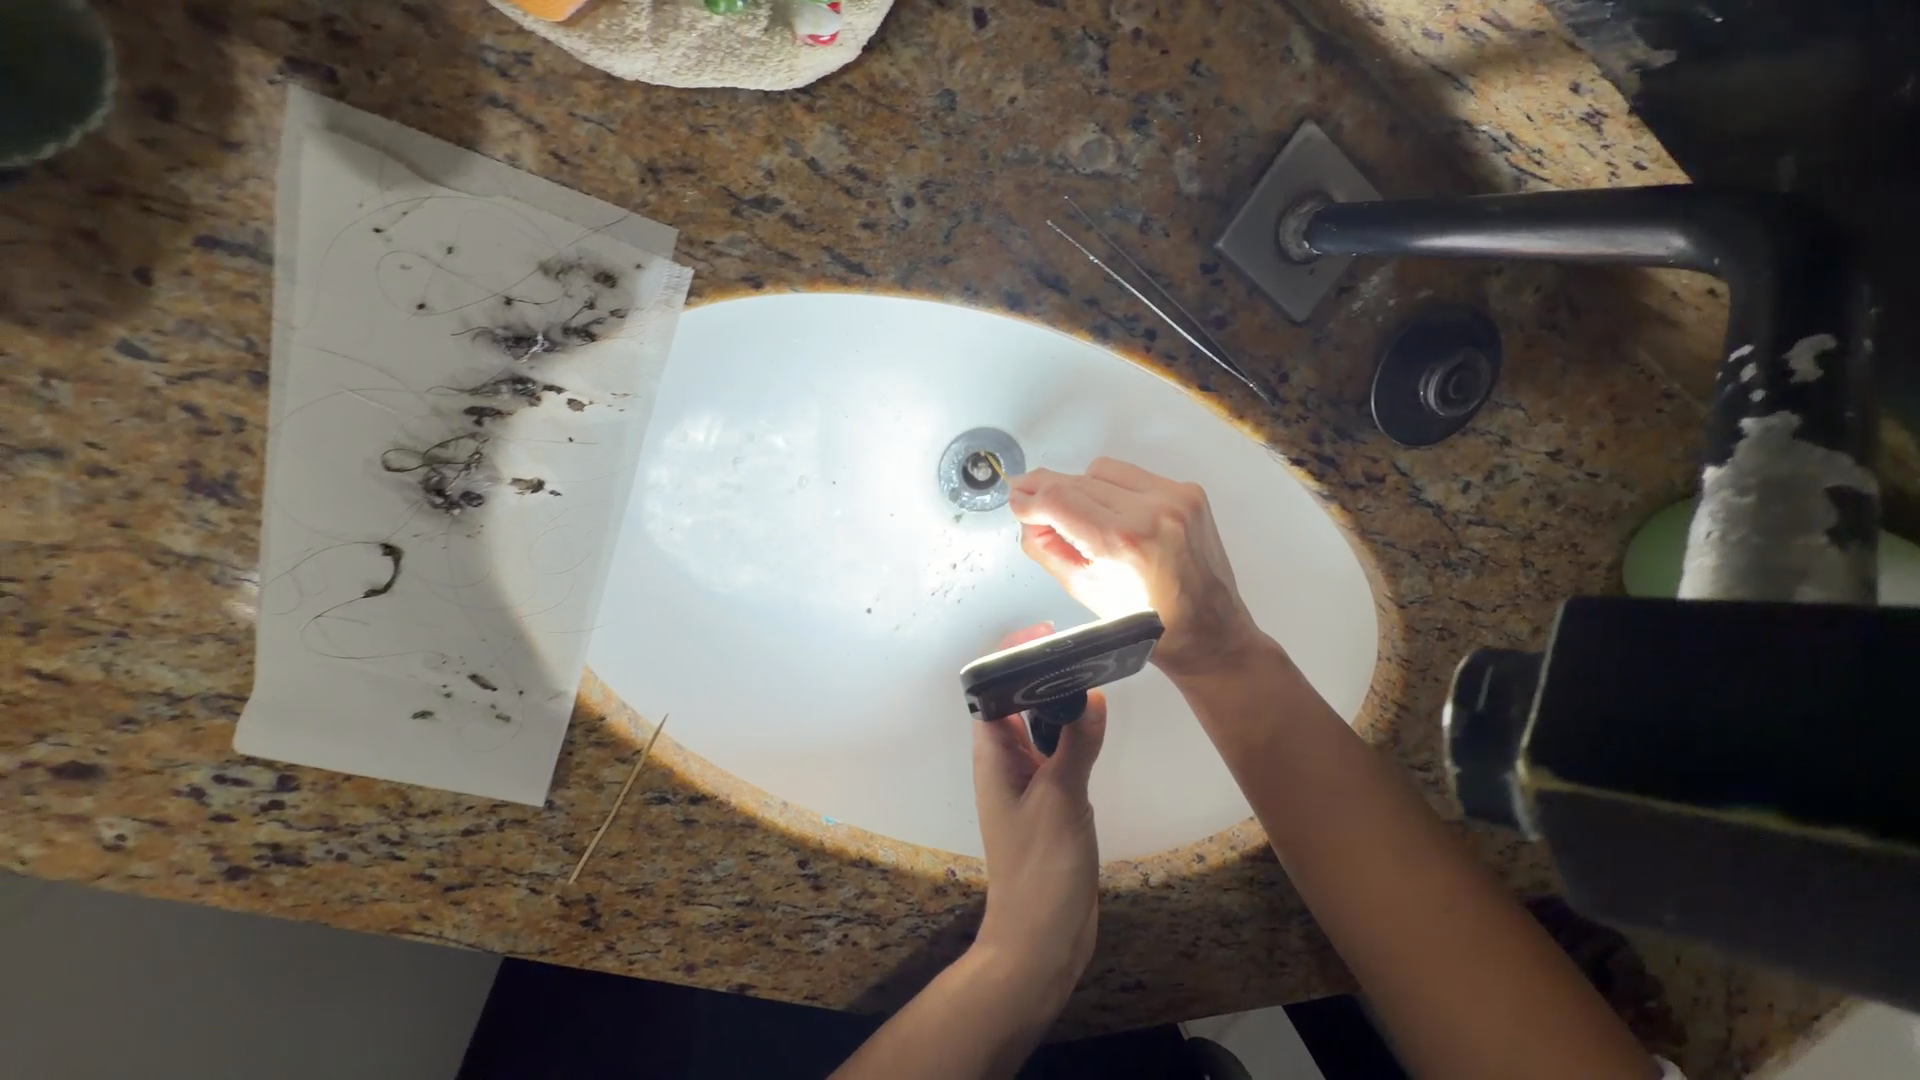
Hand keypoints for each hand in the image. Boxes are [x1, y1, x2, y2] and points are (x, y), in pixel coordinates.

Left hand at [971, 624, 1106, 1005]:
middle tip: (1081, 650)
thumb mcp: (1061, 800)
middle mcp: (1004, 763)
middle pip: (1016, 704)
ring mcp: (1027, 783)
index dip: (1012, 658)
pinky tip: (1098, 726)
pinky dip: (1074, 734)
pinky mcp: (1049, 802)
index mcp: (992, 756)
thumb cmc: (1040, 868)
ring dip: (1060, 703)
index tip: (1047, 636)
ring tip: (1094, 674)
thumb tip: (1091, 695)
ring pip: (1039, 729)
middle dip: (1041, 674)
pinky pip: (1058, 754)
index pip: (991, 691)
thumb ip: (1076, 746)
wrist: (1042, 940)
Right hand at [1009, 458, 1263, 677]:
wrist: (1211, 632)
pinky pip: (1132, 475)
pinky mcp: (1188, 492)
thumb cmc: (1146, 624)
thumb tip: (1027, 517)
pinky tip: (1110, 511)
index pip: (1059, 501)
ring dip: (1080, 487)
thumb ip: (1048, 549)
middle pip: (1077, 481)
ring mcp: (1174, 497)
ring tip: (1077, 513)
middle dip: (1047, 490)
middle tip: (1028, 498)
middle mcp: (1152, 511)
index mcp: (1123, 542)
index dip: (1029, 498)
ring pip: (1102, 470)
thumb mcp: (1084, 591)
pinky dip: (1112, 489)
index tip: (1014, 498)